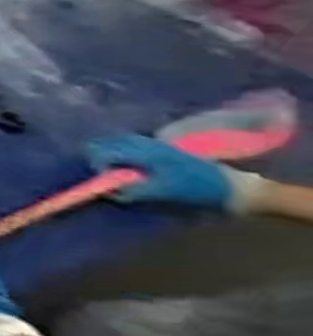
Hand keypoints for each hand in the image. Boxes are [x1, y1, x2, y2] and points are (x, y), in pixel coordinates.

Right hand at [89, 134, 267, 213]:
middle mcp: (143, 142)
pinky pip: (127, 145)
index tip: (109, 184)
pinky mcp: (159, 147)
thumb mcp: (164, 192)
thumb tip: (108, 192)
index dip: (99, 168)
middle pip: (104, 144)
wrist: (236, 188)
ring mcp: (152, 143)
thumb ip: (132, 191)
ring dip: (110, 158)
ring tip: (121, 175)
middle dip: (100, 160)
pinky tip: (133, 168)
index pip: (102, 153)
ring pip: (114, 143)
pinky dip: (121, 155)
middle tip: (112, 178)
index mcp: (141, 151)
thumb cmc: (198, 189)